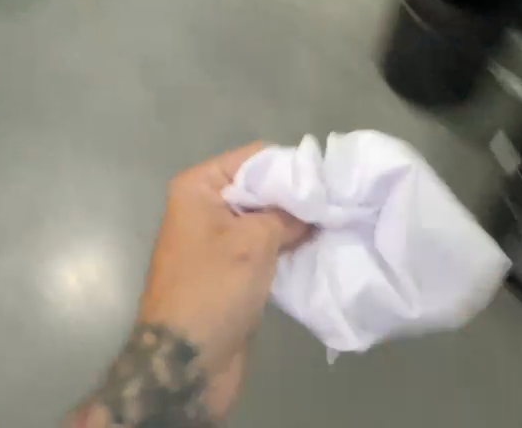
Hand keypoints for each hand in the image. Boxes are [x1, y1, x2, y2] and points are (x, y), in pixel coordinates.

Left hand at [137, 143, 309, 417]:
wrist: (184, 364)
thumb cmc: (212, 289)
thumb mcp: (253, 243)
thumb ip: (287, 215)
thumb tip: (315, 206)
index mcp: (200, 186)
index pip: (254, 157)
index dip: (291, 165)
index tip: (328, 179)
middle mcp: (205, 205)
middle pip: (260, 186)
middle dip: (296, 196)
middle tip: (337, 204)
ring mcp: (217, 239)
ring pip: (264, 218)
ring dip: (294, 225)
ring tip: (333, 225)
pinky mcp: (230, 269)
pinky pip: (263, 246)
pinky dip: (286, 248)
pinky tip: (317, 250)